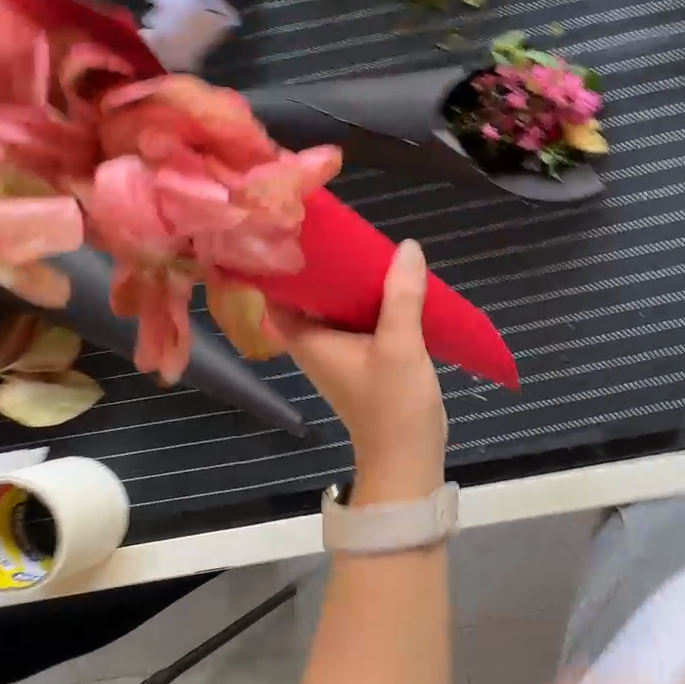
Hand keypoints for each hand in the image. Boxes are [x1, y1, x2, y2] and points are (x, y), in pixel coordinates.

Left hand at [277, 238, 445, 503]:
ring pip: (339, 304)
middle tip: (347, 228)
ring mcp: (341, 350)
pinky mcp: (366, 357)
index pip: (276, 290)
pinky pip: (361, 318)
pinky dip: (373, 300)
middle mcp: (316, 341)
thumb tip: (407, 246)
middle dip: (327, 263)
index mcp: (307, 338)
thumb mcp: (400, 346)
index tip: (297, 227)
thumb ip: (402, 296)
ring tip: (375, 248)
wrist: (408, 456)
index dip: (282, 259)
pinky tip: (397, 284)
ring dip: (354, 281)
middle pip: (310, 292)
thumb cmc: (392, 404)